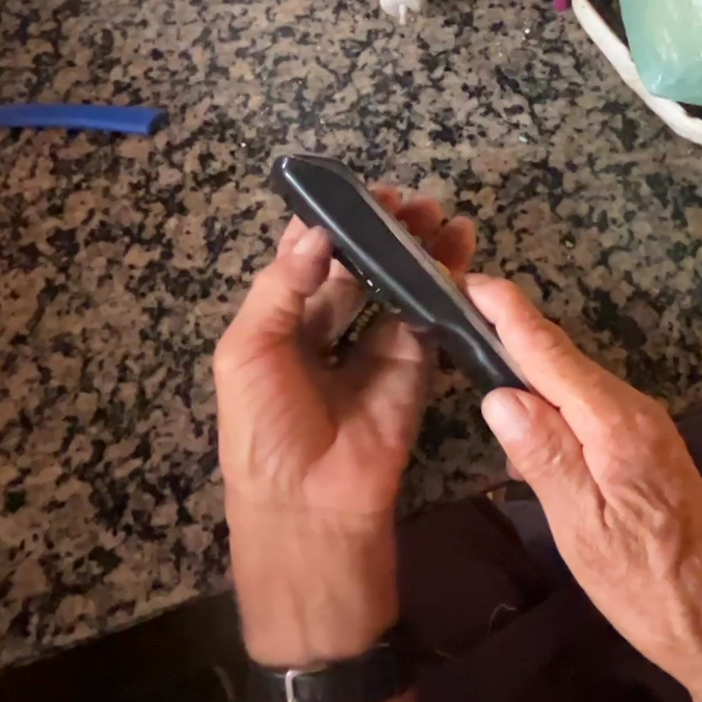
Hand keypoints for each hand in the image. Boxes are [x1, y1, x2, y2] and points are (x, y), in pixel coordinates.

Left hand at [215, 191, 474, 664]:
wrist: (311, 505)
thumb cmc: (264, 428)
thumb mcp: (247, 351)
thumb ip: (280, 287)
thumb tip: (314, 231)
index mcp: (283, 320)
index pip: (310, 257)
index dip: (333, 223)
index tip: (359, 195)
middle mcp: (330, 326)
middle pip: (361, 265)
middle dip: (384, 231)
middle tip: (411, 202)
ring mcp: (376, 345)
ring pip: (398, 284)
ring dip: (418, 249)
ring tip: (439, 216)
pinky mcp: (414, 365)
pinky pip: (427, 317)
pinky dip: (443, 285)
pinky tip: (455, 253)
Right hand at [466, 276, 701, 701]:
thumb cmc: (650, 588)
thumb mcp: (584, 529)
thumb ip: (544, 457)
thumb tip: (499, 394)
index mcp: (615, 423)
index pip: (549, 353)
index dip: (508, 313)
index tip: (469, 278)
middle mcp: (633, 411)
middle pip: (562, 359)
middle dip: (511, 330)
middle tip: (459, 311)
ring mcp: (644, 428)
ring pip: (574, 382)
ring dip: (529, 363)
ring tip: (480, 350)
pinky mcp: (646, 448)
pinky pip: (588, 407)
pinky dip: (552, 397)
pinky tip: (529, 410)